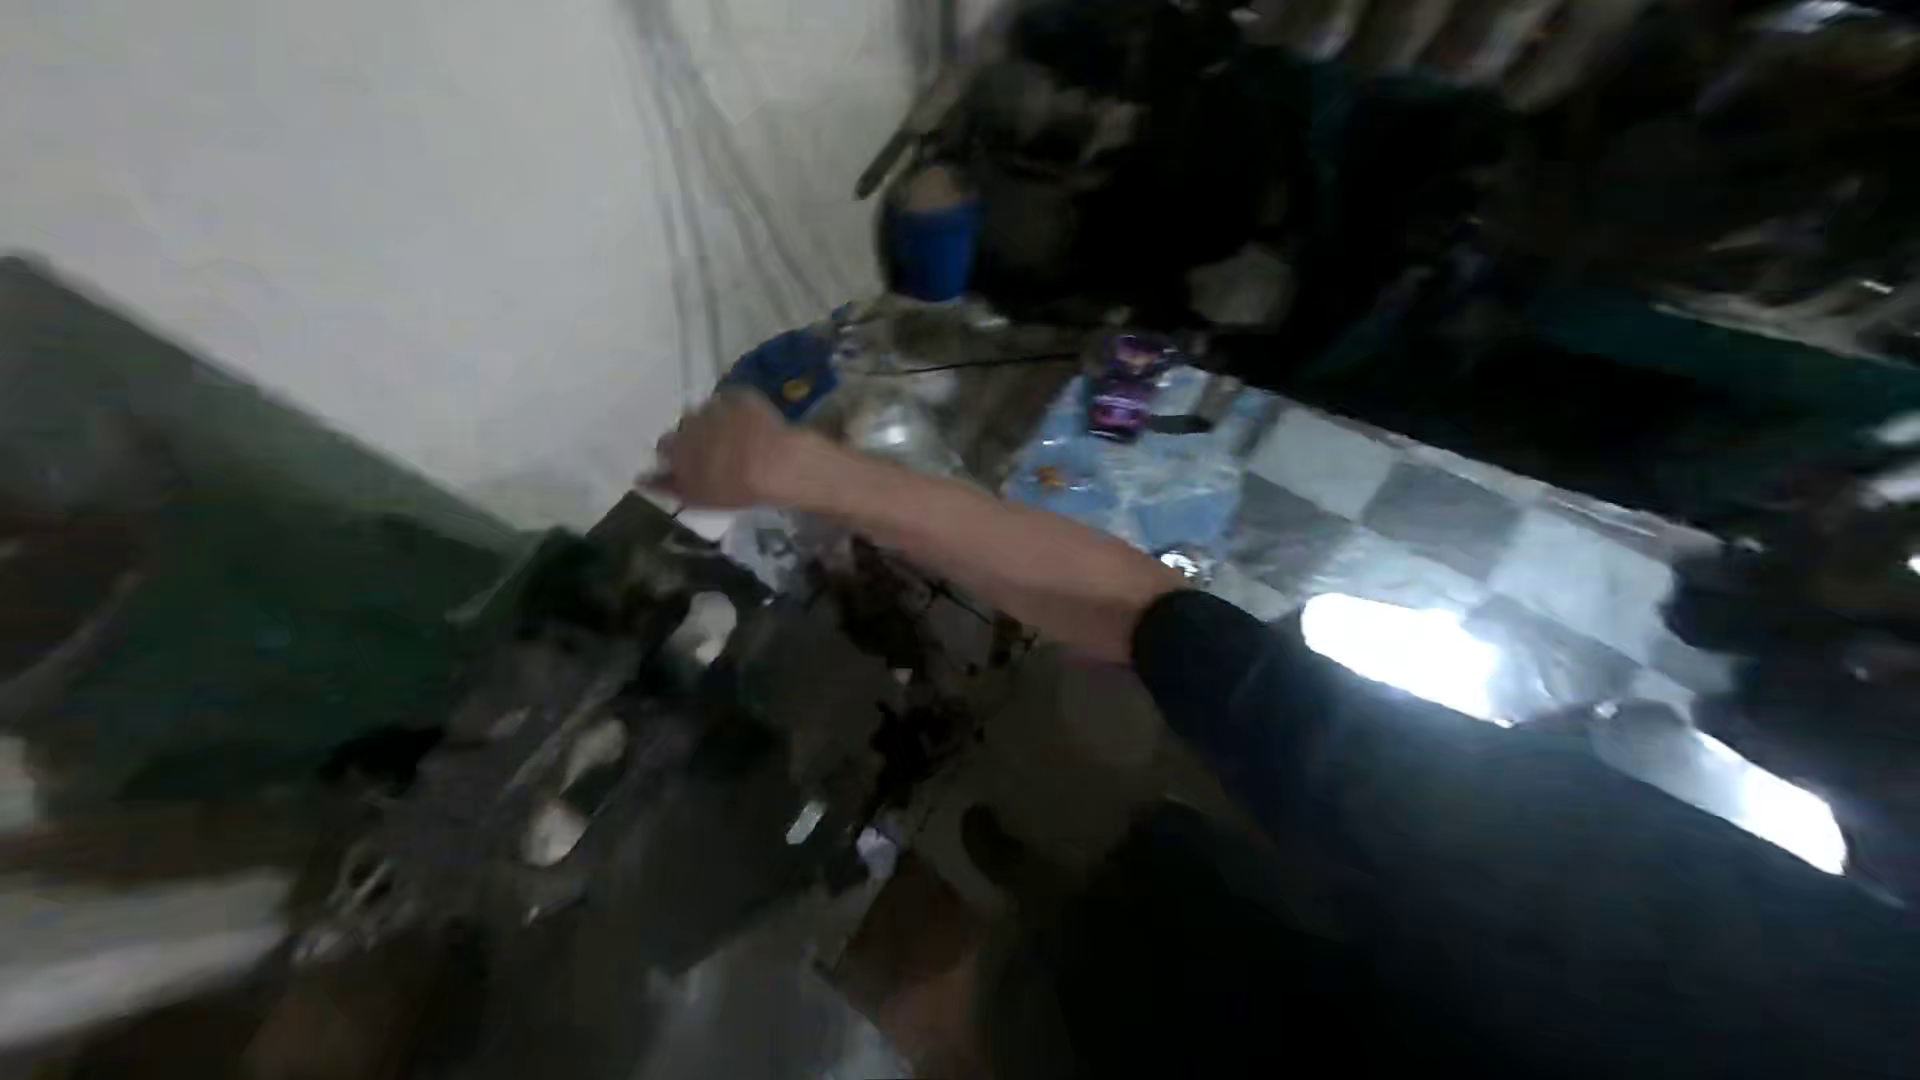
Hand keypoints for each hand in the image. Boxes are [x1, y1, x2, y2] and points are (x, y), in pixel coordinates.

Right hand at [644, 389, 809, 508]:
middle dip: (698, 435)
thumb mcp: (698, 496)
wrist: (776, 464)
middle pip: (687, 426)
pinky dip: (739, 408)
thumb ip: (668, 486)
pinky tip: (753, 422)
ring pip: (709, 410)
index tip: (694, 463)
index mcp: (677, 447)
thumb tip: (642, 480)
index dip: (680, 455)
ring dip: (719, 420)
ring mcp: (717, 406)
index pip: (666, 447)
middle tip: (719, 450)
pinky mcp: (740, 395)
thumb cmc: (737, 487)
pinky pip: (733, 398)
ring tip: (740, 436)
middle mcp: (690, 422)